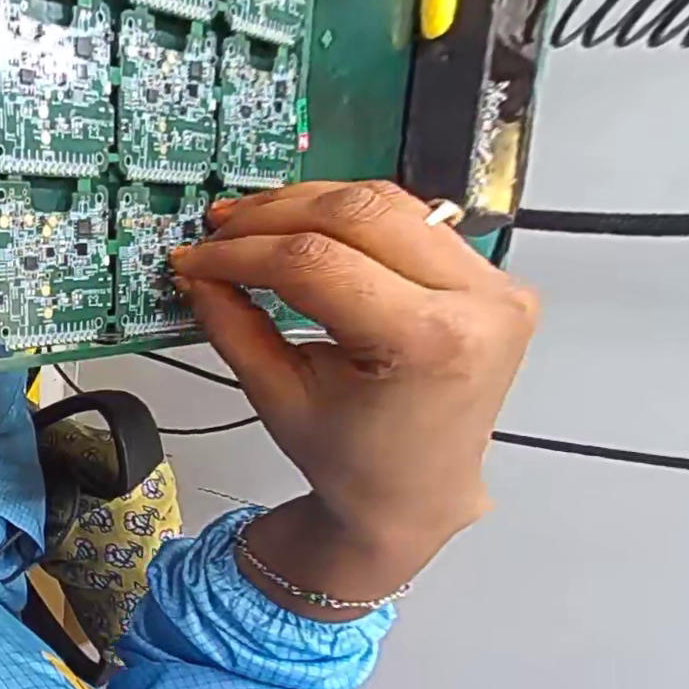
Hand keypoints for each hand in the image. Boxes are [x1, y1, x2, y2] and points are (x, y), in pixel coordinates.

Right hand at [172, 181, 538, 617]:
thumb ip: (235, 329)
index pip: (316, 263)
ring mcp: (494, 280)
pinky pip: (407, 222)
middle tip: (216, 228)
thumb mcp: (274, 396)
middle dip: (273, 215)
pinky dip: (341, 218)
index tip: (194, 259)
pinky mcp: (486, 275)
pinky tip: (297, 227)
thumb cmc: (344, 456)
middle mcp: (478, 298)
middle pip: (360, 213)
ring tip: (247, 221)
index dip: (241, 254)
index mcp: (425, 340)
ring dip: (307, 203)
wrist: (412, 486)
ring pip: (389, 202)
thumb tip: (199, 278)